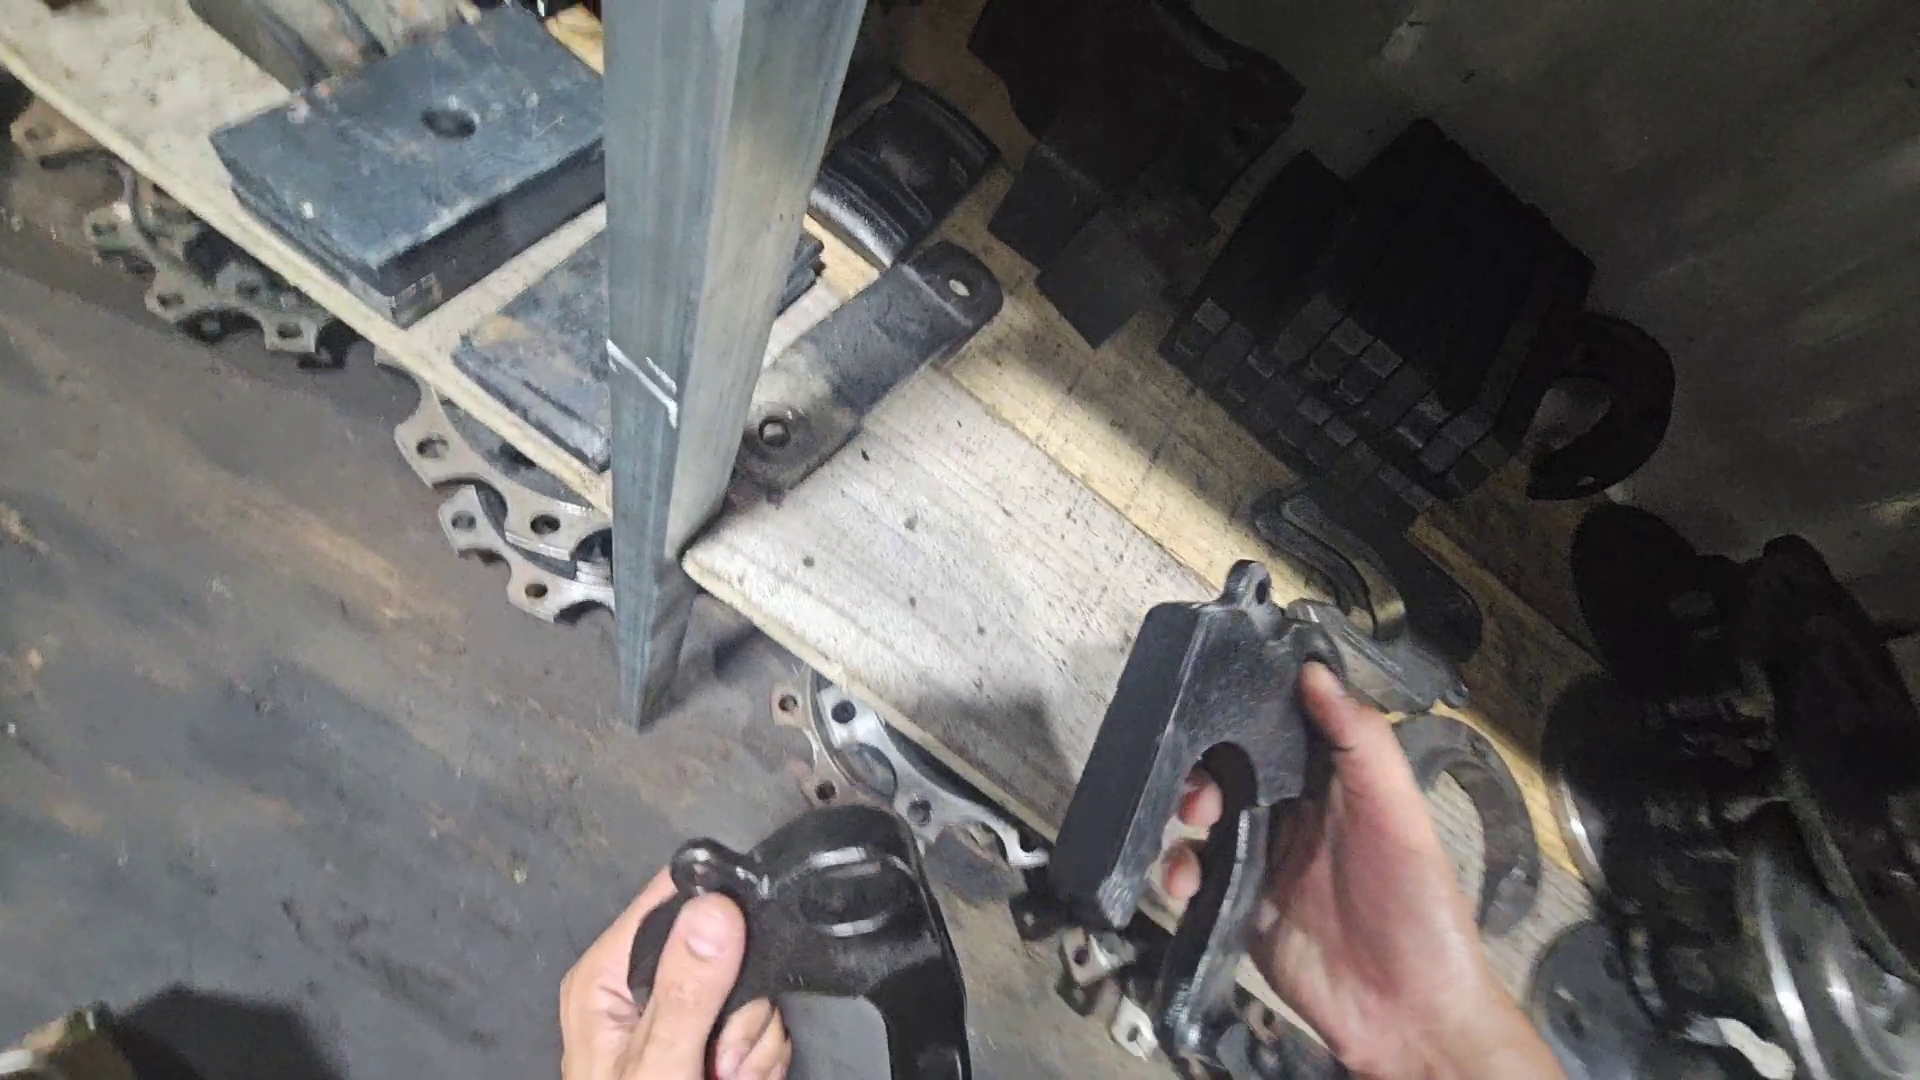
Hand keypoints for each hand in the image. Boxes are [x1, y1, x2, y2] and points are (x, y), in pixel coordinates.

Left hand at [561, 870, 792, 1079]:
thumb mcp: (659, 1074)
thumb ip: (687, 992)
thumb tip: (716, 903)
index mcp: (608, 976)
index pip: (673, 896)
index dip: (719, 911)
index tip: (745, 957)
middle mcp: (642, 982)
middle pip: (725, 939)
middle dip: (743, 1002)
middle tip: (726, 1059)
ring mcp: (680, 1008)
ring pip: (751, 982)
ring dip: (755, 1037)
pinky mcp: (712, 1034)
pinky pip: (760, 1016)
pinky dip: (761, 1054)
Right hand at [1164, 663, 1562, 1079]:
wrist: (1406, 1020)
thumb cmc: (1414, 906)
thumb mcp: (1398, 816)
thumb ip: (1361, 743)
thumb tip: (1313, 670)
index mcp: (1326, 781)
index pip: (1274, 729)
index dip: (1240, 711)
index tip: (1205, 699)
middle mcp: (1286, 809)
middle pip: (1226, 767)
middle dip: (1200, 766)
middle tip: (1197, 786)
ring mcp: (1257, 854)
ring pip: (1200, 813)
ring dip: (1182, 811)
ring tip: (1190, 827)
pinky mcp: (1233, 897)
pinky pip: (1192, 869)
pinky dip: (1177, 869)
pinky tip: (1183, 883)